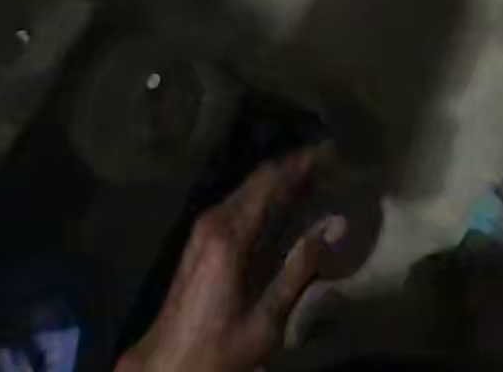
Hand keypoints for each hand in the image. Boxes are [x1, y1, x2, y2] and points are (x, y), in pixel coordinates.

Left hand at [117, 146, 340, 371]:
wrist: (165, 368)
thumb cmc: (218, 349)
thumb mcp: (265, 320)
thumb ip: (300, 268)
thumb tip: (336, 225)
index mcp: (230, 233)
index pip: (272, 180)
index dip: (302, 162)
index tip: (331, 152)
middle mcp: (215, 218)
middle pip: (260, 176)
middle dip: (295, 165)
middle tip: (329, 162)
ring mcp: (204, 224)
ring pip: (249, 186)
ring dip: (281, 178)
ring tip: (314, 177)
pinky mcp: (201, 235)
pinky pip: (240, 200)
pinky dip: (266, 193)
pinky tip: (284, 202)